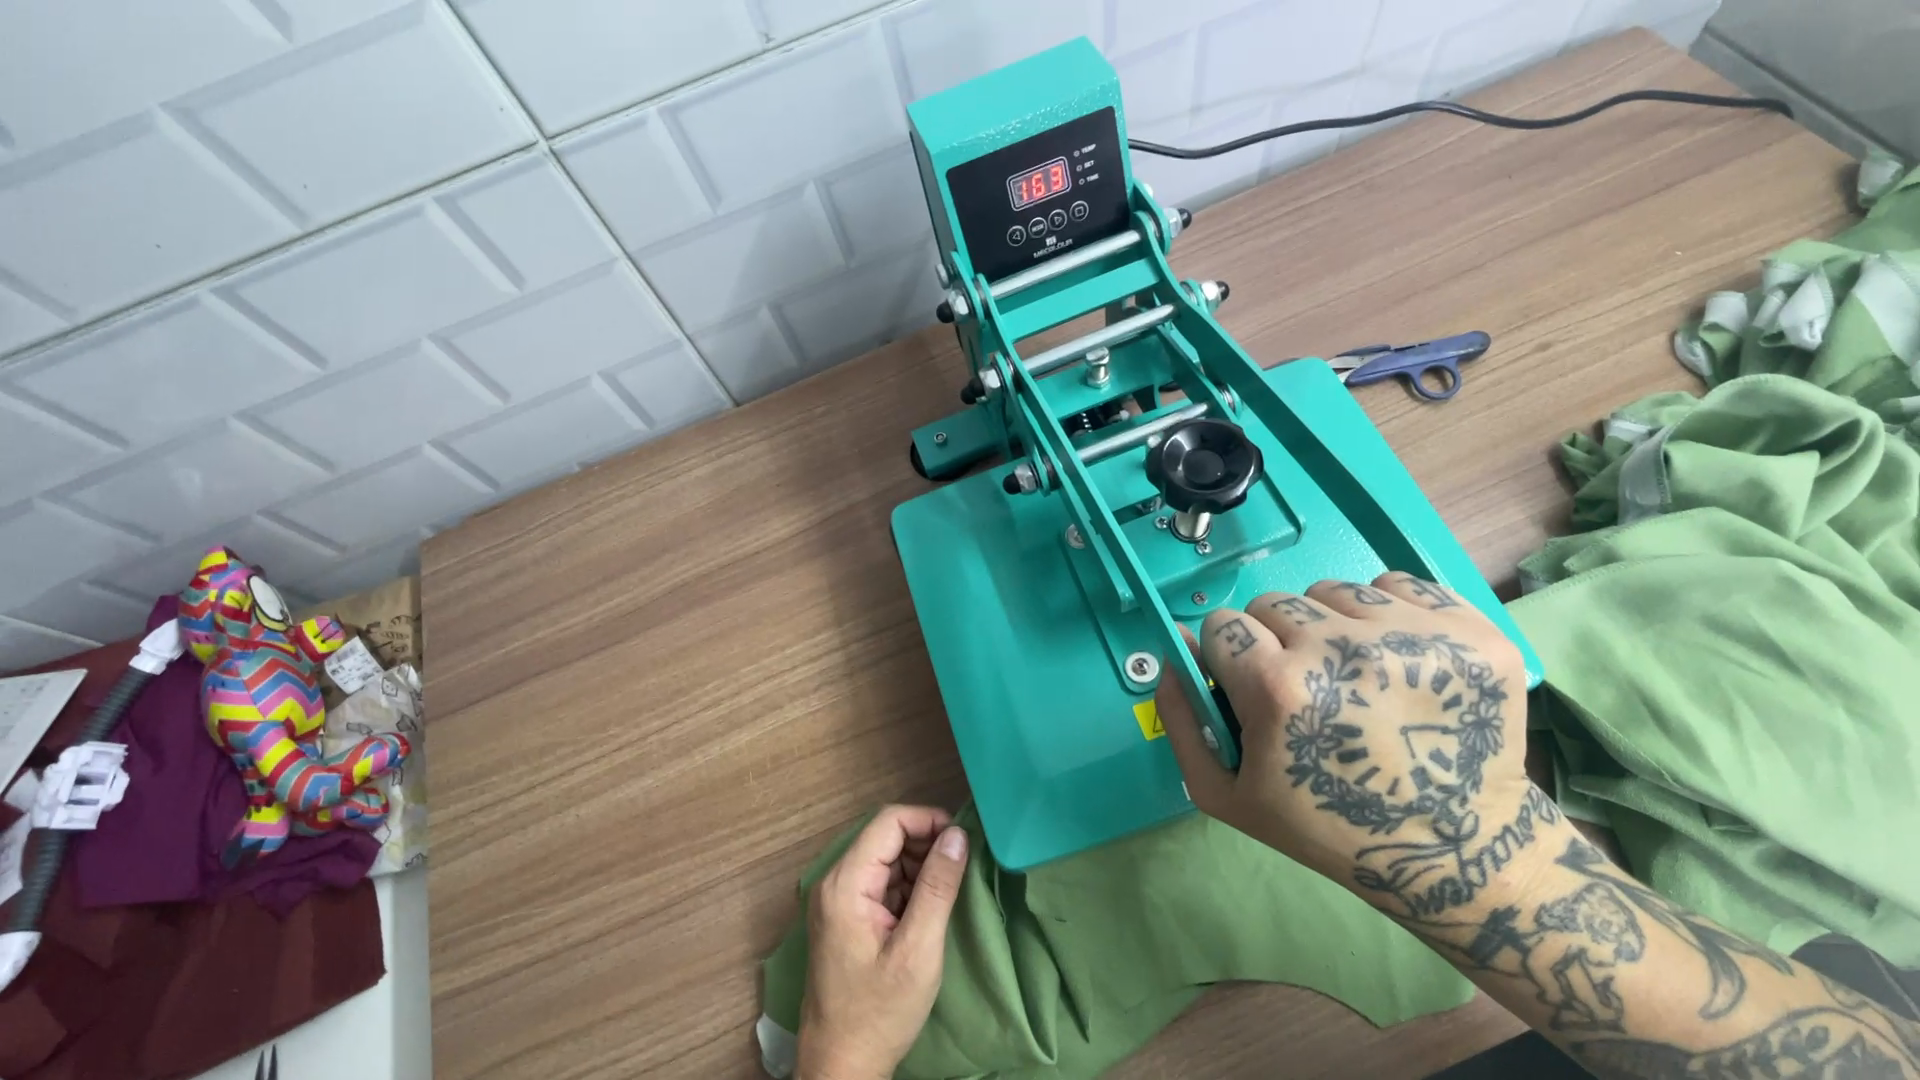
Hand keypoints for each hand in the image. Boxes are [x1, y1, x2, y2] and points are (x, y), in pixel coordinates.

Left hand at [797, 805, 969, 1079]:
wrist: (841, 1065)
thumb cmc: (880, 1011)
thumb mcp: (918, 949)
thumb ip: (937, 887)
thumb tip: (957, 835)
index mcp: (845, 884)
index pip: (888, 822)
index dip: (928, 820)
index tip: (963, 840)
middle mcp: (835, 883)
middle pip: (885, 837)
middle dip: (926, 844)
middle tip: (961, 870)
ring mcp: (838, 901)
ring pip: (886, 859)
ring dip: (919, 867)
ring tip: (949, 893)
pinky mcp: (846, 918)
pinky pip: (881, 883)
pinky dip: (909, 887)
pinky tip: (929, 910)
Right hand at [1158, 573, 1549, 917]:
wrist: (1453, 850)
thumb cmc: (1328, 827)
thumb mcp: (1226, 794)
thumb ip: (1182, 718)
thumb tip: (1173, 650)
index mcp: (1278, 688)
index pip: (1223, 625)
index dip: (1229, 658)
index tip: (1252, 689)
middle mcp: (1342, 648)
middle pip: (1274, 603)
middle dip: (1276, 641)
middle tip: (1306, 690)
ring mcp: (1412, 635)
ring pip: (1334, 591)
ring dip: (1331, 624)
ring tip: (1355, 675)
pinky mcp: (1468, 631)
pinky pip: (1399, 584)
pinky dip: (1388, 613)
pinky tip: (1399, 660)